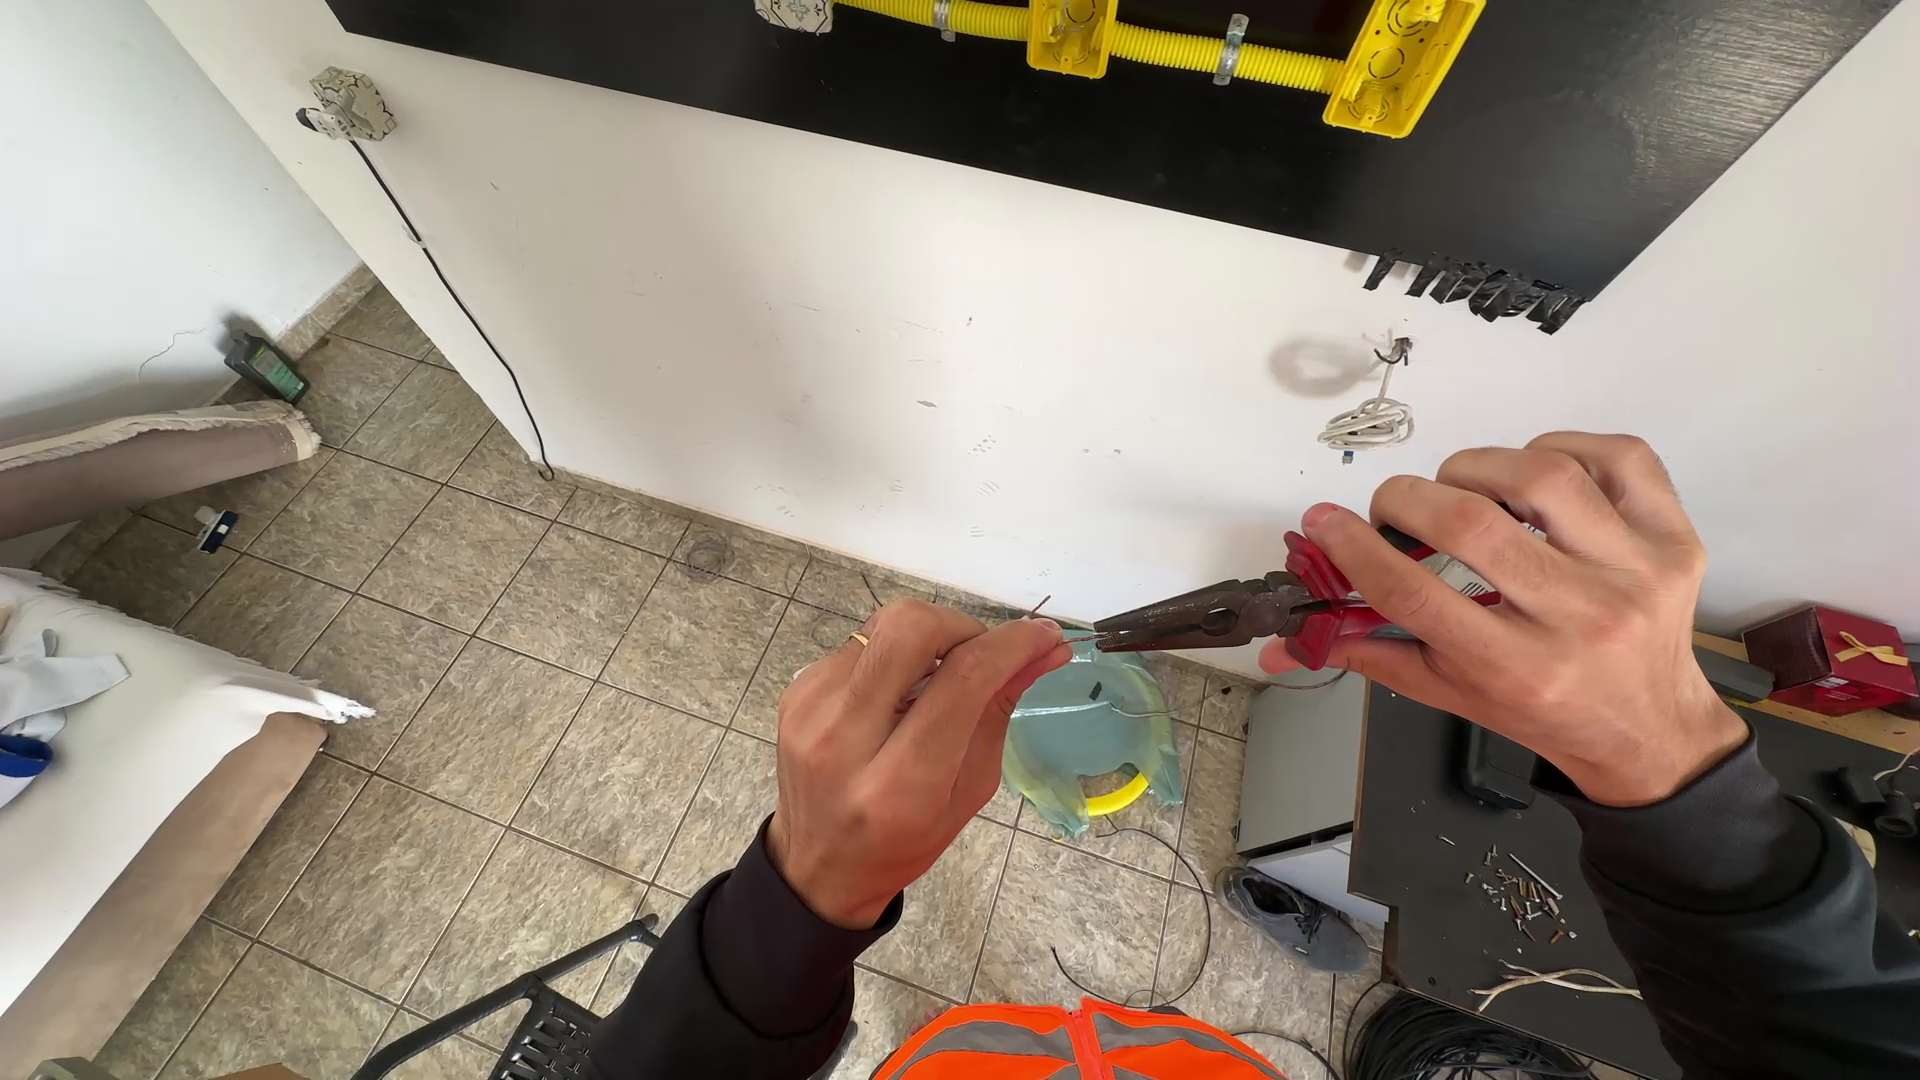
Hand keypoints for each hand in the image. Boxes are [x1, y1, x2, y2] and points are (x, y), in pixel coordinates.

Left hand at [767, 600, 1069, 927]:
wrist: (818, 865)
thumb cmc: (905, 840)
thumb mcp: (970, 790)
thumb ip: (1000, 710)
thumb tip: (1045, 649)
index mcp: (898, 784)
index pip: (962, 681)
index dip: (1011, 645)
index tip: (1043, 635)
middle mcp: (843, 738)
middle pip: (909, 628)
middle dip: (961, 625)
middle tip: (979, 654)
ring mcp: (811, 708)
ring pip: (885, 624)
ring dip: (929, 638)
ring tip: (936, 678)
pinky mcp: (796, 689)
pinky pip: (861, 642)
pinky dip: (894, 654)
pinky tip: (897, 692)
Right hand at [1260, 432, 1745, 806]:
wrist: (1649, 729)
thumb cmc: (1534, 708)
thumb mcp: (1441, 690)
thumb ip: (1361, 653)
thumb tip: (1275, 648)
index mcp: (1513, 665)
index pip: (1413, 594)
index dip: (1355, 548)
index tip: (1321, 521)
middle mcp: (1579, 616)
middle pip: (1470, 526)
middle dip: (1404, 500)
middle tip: (1391, 510)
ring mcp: (1636, 570)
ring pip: (1540, 477)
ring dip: (1472, 468)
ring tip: (1457, 489)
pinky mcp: (1675, 537)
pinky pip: (1617, 456)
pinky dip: (1557, 446)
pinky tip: (1527, 473)